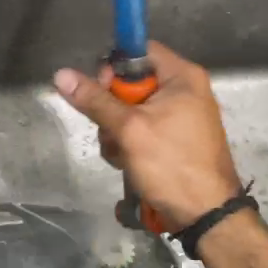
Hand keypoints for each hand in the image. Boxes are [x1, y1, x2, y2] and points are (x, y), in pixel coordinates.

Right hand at [54, 41, 242, 227]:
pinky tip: (128, 163)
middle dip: (112, 109)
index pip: (138, 51)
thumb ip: (95, 100)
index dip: (113, 67)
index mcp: (182, 76)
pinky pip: (142, 129)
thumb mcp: (128, 130)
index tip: (100, 90)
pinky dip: (130, 144)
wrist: (206, 215)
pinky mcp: (175, 138)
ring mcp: (181, 116)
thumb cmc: (171, 164)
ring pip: (132, 110)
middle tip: (110, 131)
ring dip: (117, 131)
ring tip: (121, 154)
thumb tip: (61, 74)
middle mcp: (185, 90)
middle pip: (131, 83)